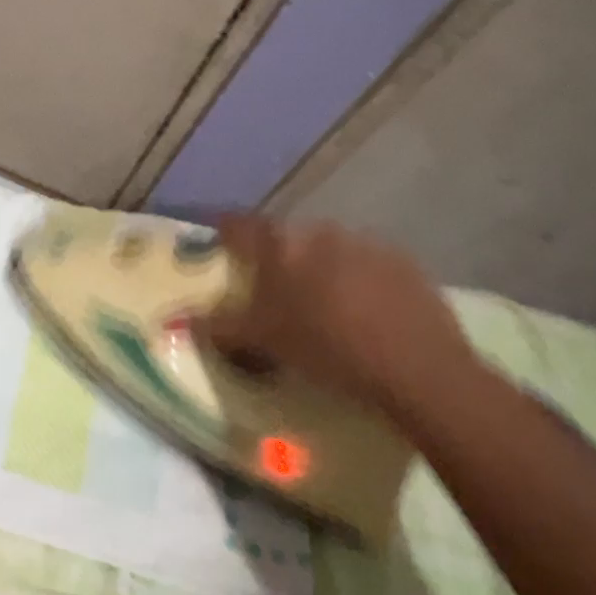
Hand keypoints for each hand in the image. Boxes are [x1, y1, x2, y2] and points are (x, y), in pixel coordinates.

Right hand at [195, 214, 484, 418]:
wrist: (417, 369)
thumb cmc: (324, 347)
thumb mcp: (260, 340)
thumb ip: (217, 325)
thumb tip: (177, 319)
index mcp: (283, 245)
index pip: (241, 225)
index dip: (225, 232)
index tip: (217, 243)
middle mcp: (323, 232)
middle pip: (288, 238)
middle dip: (276, 258)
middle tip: (268, 288)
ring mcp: (370, 245)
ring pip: (329, 251)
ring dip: (318, 269)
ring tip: (317, 305)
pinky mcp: (407, 266)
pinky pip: (367, 267)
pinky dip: (355, 282)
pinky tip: (359, 314)